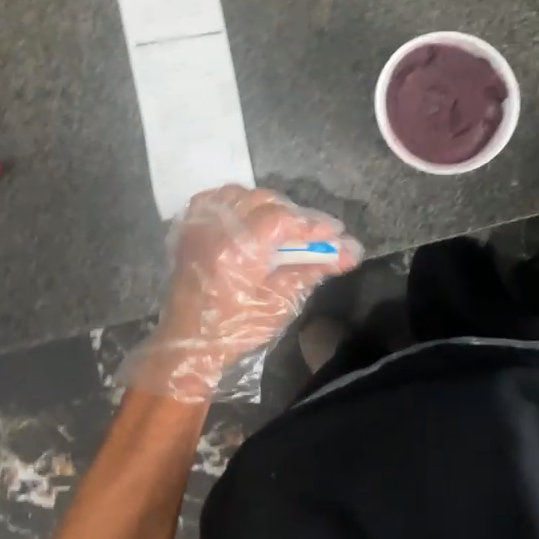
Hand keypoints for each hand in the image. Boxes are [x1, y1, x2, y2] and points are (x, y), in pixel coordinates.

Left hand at [134, 187, 360, 401]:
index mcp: (238, 251)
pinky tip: (251, 218)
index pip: (282, 219)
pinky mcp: (189, 230)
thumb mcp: (280, 303)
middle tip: (315, 235)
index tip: (336, 234)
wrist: (188, 343)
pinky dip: (237, 203)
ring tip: (285, 227)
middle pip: (264, 202)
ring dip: (267, 206)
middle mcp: (216, 230)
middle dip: (295, 215)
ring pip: (241, 195)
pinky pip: (215, 199)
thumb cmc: (236, 328)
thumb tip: (350, 253)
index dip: (313, 223)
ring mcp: (198, 227)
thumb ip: (313, 270)